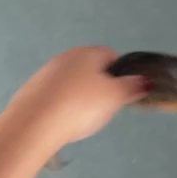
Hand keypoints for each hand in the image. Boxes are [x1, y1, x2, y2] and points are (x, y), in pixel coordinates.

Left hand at [0, 47, 149, 150]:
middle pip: (91, 69)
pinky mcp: (32, 90)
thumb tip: (144, 80)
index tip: (123, 93)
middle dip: (100, 86)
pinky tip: (63, 122)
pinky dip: (63, 106)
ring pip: (72, 82)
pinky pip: (56, 95)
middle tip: (105, 108)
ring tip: (82, 119)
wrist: (34, 123)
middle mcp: (66, 57)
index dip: (122, 74)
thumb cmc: (80, 106)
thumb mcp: (115, 97)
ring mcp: (46, 73)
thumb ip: (132, 87)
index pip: (112, 56)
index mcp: (88, 53)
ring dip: (80, 97)